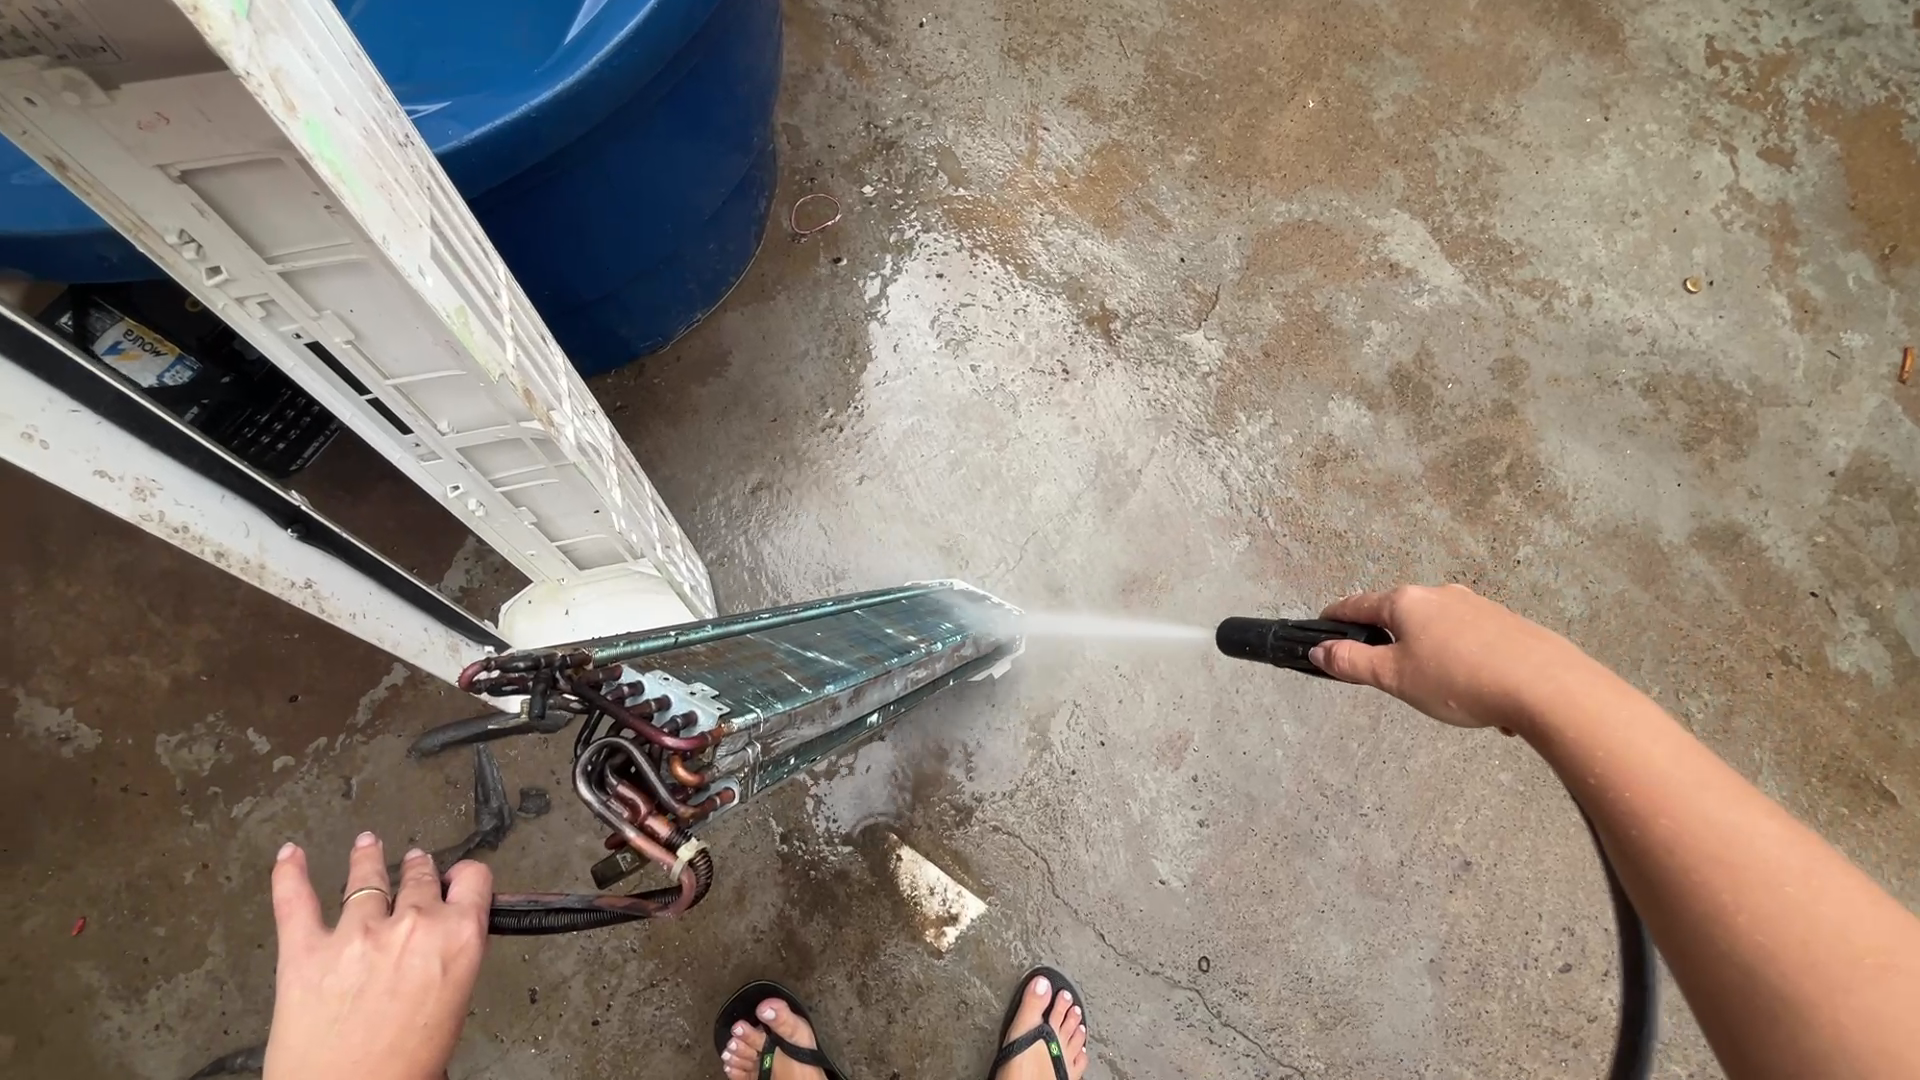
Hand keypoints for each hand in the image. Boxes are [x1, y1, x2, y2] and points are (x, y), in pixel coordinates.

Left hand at [264, 833, 490, 1079]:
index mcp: (460, 933)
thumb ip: (453, 953)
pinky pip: (296, 903)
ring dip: (368, 857)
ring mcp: (357, 933)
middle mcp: (413, 923)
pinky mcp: (306, 954)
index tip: (458, 879)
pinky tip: (290, 854)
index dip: (465, 877)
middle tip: (415, 862)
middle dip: (419, 869)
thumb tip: (443, 937)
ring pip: (366, 877)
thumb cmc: (411, 1062)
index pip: (473, 877)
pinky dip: (289, 875)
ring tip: (367, 843)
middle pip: (420, 875)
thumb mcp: (457, 997)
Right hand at [1309, 584, 1611, 732]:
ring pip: (1435, 626)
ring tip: (1432, 686)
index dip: (1333, 618)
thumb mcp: (1394, 677)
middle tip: (1378, 667)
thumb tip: (1317, 651)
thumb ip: (1350, 662)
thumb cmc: (1459, 680)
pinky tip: (1473, 691)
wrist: (1551, 689)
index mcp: (1405, 602)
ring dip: (1423, 648)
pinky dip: (1459, 659)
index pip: (1355, 605)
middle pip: (1397, 613)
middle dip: (1383, 636)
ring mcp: (1478, 607)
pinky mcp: (1509, 625)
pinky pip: (1468, 640)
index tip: (1320, 628)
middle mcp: (1440, 595)